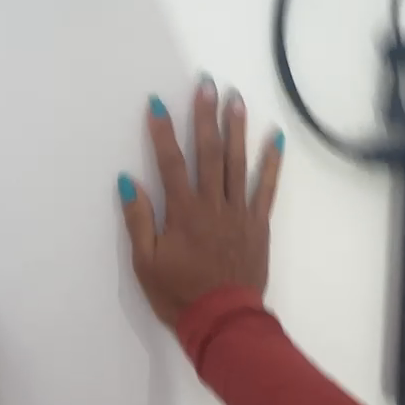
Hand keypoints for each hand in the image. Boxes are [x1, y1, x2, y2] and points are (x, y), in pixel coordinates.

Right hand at [119, 77, 283, 327]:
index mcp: (182, 213)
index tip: (157, 103)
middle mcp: (211, 204)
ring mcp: (238, 213)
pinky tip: (276, 139)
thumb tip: (128, 182)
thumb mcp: (145, 263)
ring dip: (237, 129)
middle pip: (208, 153)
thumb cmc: (177, 294)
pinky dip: (272, 164)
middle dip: (205, 117)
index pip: (170, 163)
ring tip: (236, 99)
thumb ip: (138, 221)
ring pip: (237, 164)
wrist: (221, 320)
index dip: (162, 132)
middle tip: (206, 84)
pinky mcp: (258, 225)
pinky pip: (267, 189)